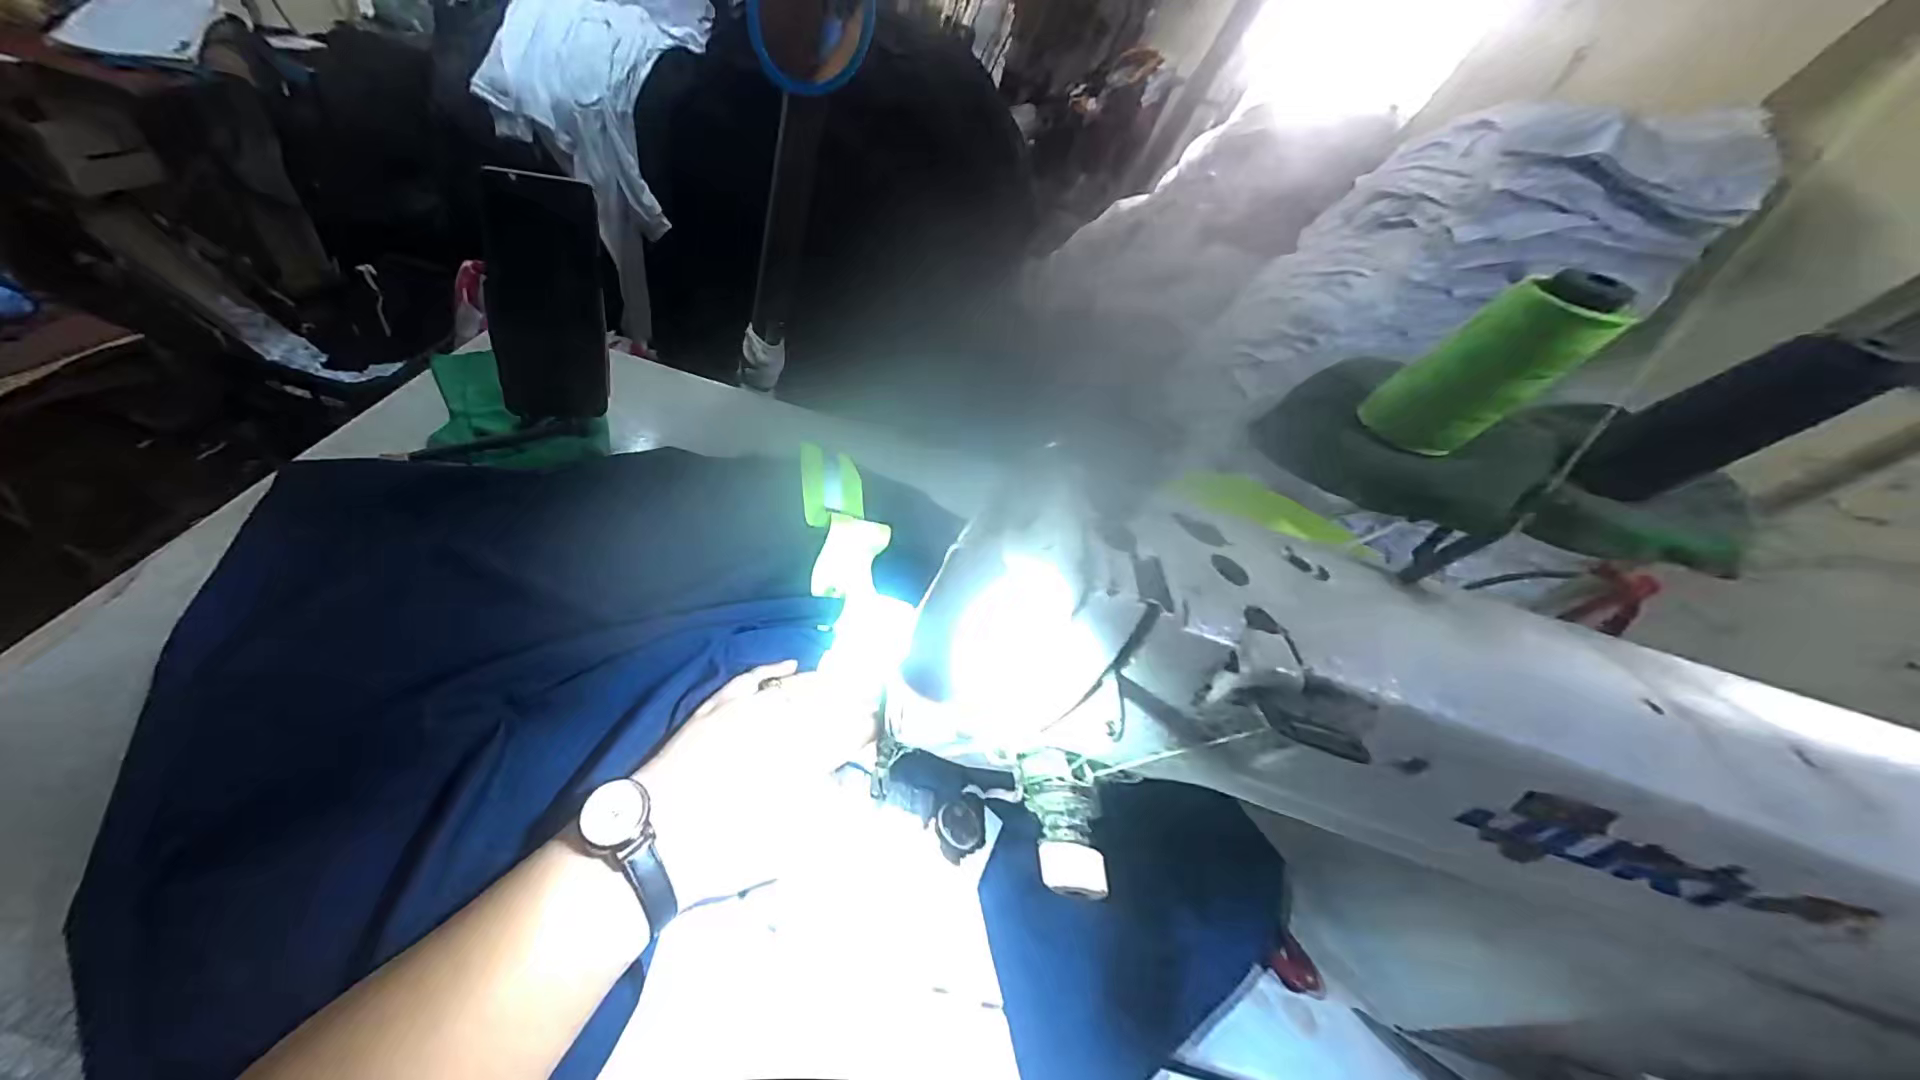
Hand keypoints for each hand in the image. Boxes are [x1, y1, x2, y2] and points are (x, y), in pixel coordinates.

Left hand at [636, 661, 877, 904]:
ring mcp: (745, 709)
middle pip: (828, 699)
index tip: (882, 728)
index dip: (870, 726)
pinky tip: (789, 665)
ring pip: (794, 684)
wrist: (652, 843)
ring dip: (823, 682)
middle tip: (869, 702)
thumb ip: (831, 815)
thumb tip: (857, 790)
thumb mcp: (791, 847)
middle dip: (854, 699)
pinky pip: (751, 677)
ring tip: (841, 682)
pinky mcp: (717, 707)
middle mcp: (779, 723)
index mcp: (803, 756)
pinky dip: (773, 669)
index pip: (849, 730)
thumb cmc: (726, 851)